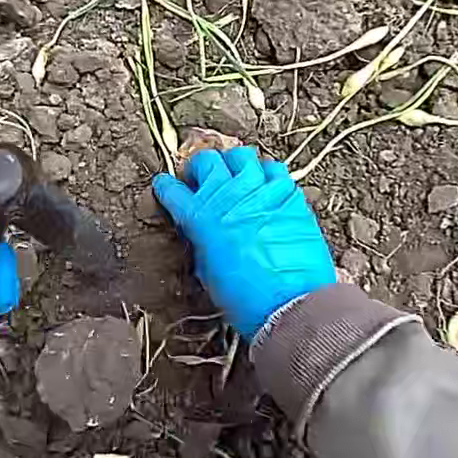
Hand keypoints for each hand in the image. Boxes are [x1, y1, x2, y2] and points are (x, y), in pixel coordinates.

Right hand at [152, 147, 336, 338]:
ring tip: (239, 177)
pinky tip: (268, 187)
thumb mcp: (208, 271)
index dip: (168, 186)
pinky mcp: (288, 194)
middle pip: (208, 160)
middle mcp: (227, 196)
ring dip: (236, 164)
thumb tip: (203, 230)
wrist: (290, 302)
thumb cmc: (247, 298)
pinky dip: (268, 175)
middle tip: (205, 178)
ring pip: (243, 155)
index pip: (173, 189)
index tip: (168, 185)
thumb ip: (202, 240)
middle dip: (203, 167)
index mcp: (200, 218)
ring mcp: (260, 190)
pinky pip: (275, 170)